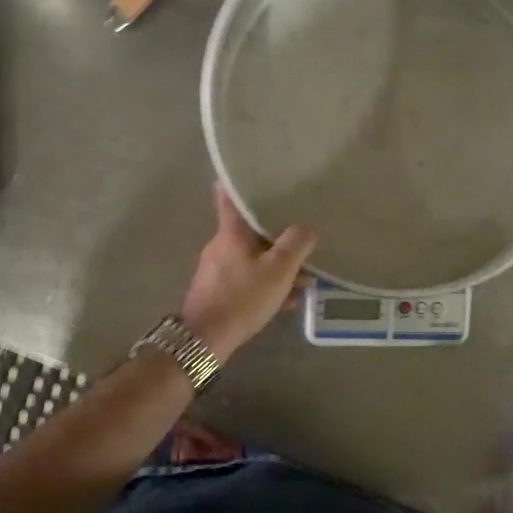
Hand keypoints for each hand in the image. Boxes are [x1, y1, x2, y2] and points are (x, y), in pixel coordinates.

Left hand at [181, 183, 316, 362]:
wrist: (206, 339)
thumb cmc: (243, 297)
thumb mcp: (279, 270)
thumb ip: (296, 245)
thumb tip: (306, 228)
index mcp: (231, 232)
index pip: (228, 196)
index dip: (236, 182)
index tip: (250, 173)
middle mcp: (219, 245)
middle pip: (249, 231)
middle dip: (275, 236)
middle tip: (300, 239)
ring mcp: (215, 270)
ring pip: (250, 258)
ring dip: (274, 265)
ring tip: (302, 280)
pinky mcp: (215, 291)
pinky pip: (245, 279)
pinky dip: (264, 284)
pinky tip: (285, 300)